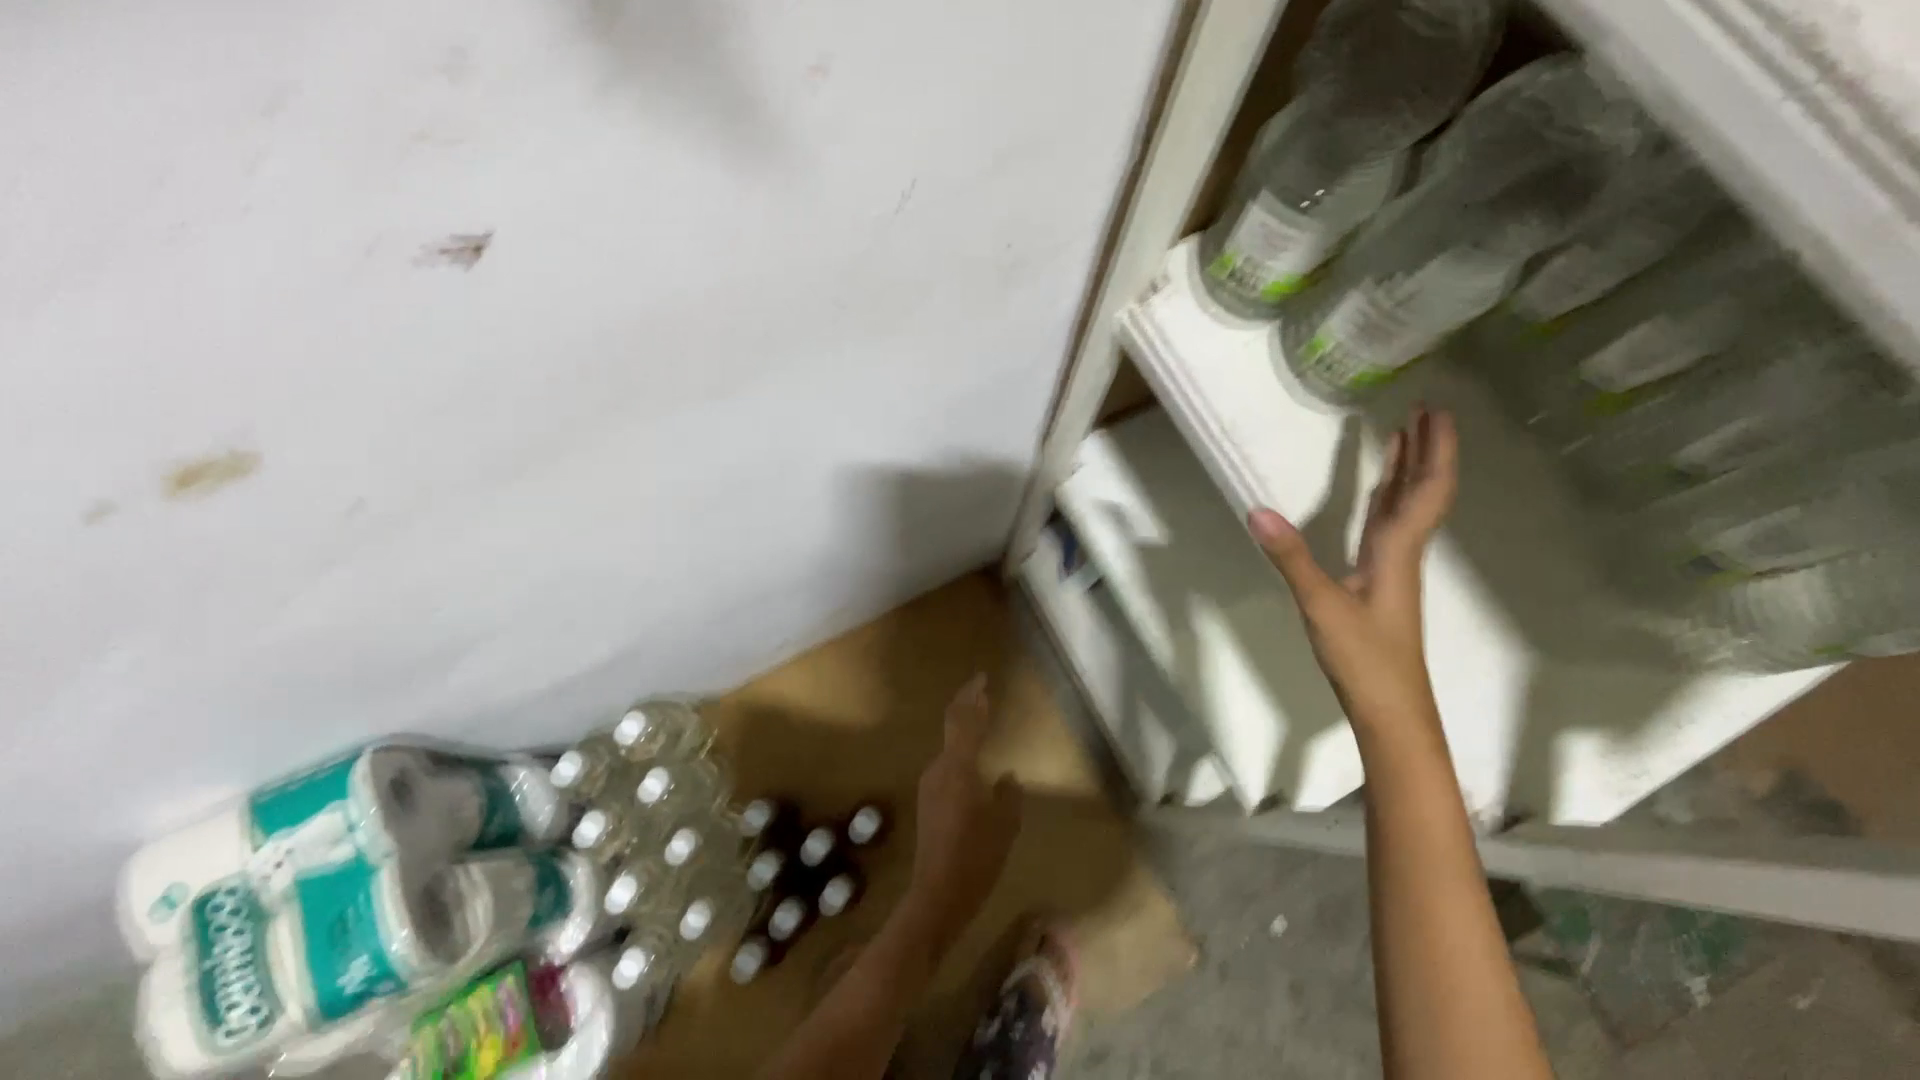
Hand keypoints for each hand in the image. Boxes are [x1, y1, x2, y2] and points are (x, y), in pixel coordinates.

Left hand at [904, 674, 1021, 951]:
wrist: (938, 894)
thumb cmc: (977, 859)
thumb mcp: (1005, 825)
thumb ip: (1008, 795)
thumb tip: (1007, 777)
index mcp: (959, 769)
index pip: (965, 721)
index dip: (974, 697)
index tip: (983, 678)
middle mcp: (939, 770)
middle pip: (952, 728)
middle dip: (968, 707)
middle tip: (983, 691)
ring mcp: (930, 786)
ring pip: (949, 748)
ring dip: (964, 731)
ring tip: (983, 720)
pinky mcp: (929, 803)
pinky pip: (948, 767)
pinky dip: (961, 754)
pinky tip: (974, 763)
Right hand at [1248, 405, 1457, 732]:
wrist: (1390, 709)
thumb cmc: (1364, 659)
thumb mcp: (1321, 606)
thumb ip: (1291, 558)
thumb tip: (1256, 510)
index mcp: (1398, 550)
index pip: (1426, 490)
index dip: (1436, 449)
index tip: (1435, 410)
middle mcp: (1403, 552)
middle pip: (1423, 491)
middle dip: (1426, 449)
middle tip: (1424, 409)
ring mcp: (1393, 568)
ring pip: (1407, 508)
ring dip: (1408, 471)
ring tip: (1402, 436)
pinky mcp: (1379, 583)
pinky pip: (1389, 527)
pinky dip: (1387, 500)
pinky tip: (1377, 496)